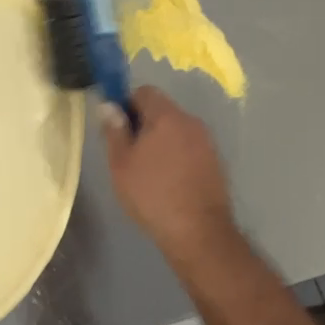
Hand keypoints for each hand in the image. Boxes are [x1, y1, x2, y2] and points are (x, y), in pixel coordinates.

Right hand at [105, 87, 233, 255]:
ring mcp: (206, 142)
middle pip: (161, 109)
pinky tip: (168, 181)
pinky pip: (189, 146)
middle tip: (128, 153)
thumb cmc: (153, 195)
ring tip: (148, 171)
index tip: (117, 129)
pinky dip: (176, 155)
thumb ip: (114, 129)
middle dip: (143, 124)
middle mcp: (190, 121)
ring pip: (175, 129)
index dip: (126, 104)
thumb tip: (109, 105)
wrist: (199, 233)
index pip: (143, 91)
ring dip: (160, 140)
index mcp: (166, 116)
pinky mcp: (215, 162)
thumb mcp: (121, 163)